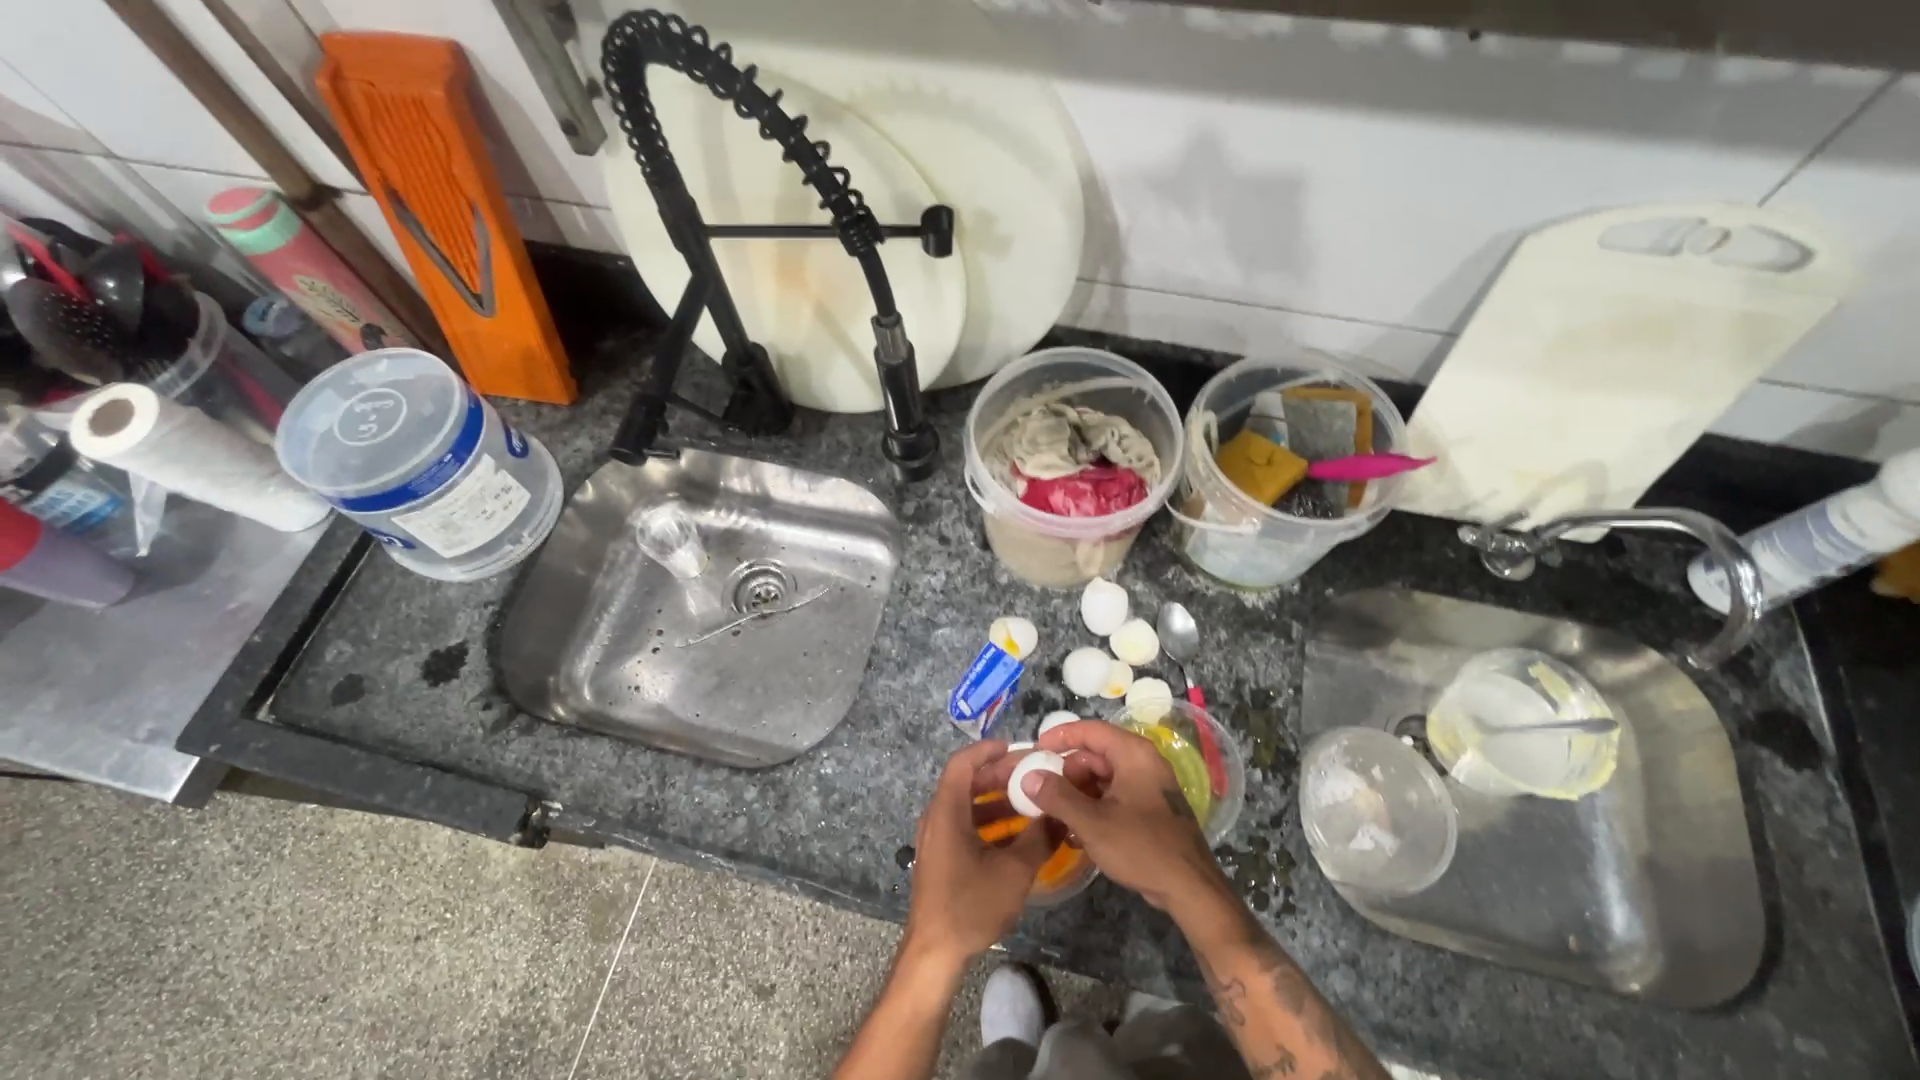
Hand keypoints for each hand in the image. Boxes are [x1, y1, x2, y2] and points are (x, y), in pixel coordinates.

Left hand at [904, 740, 1053, 967]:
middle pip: (966, 781)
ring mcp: (936, 839)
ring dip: (996, 799)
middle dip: (999, 775)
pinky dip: (988, 820)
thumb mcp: (1014, 871)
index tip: (1019, 749)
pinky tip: (1016, 833)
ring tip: (1031, 801)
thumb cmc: (970, 905)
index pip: (963, 763)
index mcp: (946, 811)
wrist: (934, 952)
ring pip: (966, 805)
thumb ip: (1039, 838)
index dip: (989, 750)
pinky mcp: (940, 857)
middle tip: (1033, 775)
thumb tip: (1061, 815)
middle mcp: (936, 818)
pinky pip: (964, 824)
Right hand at [1026, 721, 1227, 914]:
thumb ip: (1057, 796)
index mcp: (1134, 755)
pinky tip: (1077, 831)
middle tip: (1043, 793)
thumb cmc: (1141, 847)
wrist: (1189, 888)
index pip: (1090, 730)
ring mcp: (1149, 786)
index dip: (1060, 737)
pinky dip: (1094, 807)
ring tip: (1056, 815)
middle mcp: (1143, 763)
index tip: (1035, 751)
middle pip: (1095, 754)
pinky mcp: (1150, 809)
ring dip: (1078, 793)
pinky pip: (1114, 797)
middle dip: (1067, 773)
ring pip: (1103, 778)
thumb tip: (1028, 777)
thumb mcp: (1092, 822)